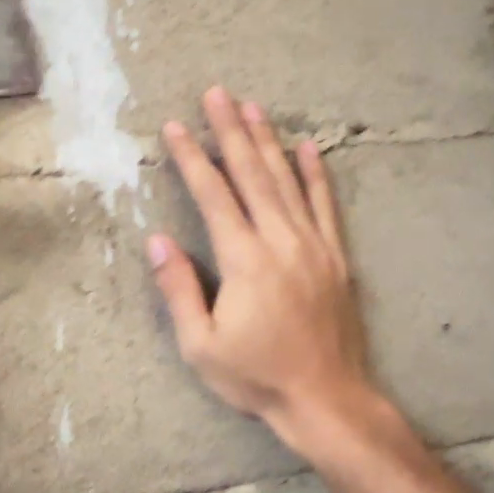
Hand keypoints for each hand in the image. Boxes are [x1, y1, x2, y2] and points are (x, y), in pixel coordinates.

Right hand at [149, 86, 380, 447]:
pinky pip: (325, 206)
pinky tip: (309, 149)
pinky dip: (316, 175)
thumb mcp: (201, 345)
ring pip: (288, 182)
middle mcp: (280, 241)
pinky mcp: (336, 258)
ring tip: (253, 107)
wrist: (325, 398)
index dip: (192, 158)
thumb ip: (179, 289)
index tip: (174, 127)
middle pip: (252, 175)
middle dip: (230, 132)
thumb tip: (157, 241)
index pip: (214, 195)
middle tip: (217, 94)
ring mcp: (314, 246)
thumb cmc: (256, 377)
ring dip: (269, 142)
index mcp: (243, 260)